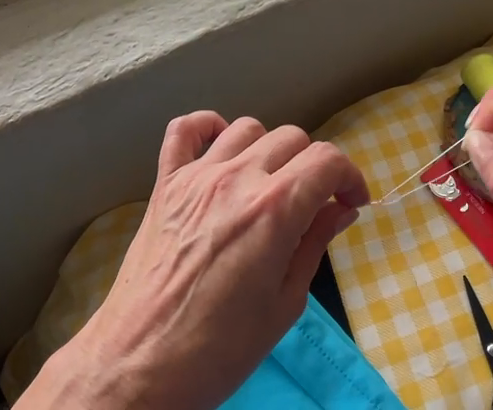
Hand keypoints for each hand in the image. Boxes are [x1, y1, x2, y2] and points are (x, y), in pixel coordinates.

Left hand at [22, 112, 369, 409]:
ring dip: (268, 150)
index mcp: (274, 211)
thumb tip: (341, 210)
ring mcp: (196, 176)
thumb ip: (314, 244)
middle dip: (313, 167)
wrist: (140, 364)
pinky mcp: (164, 183)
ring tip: (269, 185)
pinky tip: (221, 152)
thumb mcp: (284, 305)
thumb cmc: (219, 349)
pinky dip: (208, 128)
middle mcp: (237, 179)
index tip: (351, 202)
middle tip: (313, 203)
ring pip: (247, 128)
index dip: (349, 177)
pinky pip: (185, 129)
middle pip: (292, 138)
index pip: (327, 160)